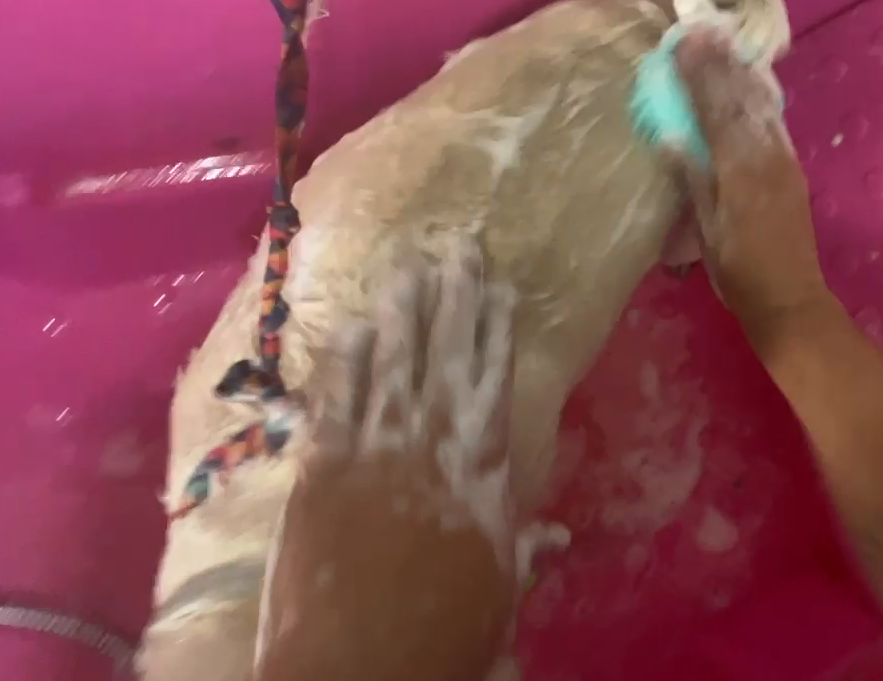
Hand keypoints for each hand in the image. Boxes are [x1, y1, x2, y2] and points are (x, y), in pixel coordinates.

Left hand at [253, 249, 516, 680]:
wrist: (357, 675)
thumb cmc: (444, 629)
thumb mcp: (500, 589)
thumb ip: (525, 549)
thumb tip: (561, 535)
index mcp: (482, 464)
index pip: (495, 376)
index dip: (499, 327)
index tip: (502, 284)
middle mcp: (432, 441)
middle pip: (448, 352)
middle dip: (455, 296)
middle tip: (459, 246)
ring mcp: (374, 450)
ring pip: (392, 361)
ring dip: (401, 309)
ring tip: (406, 262)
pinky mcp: (321, 469)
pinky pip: (335, 400)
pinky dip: (342, 360)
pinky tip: (349, 323)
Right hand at [671, 28, 833, 348]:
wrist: (791, 297)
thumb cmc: (738, 271)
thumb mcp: (706, 231)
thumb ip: (692, 181)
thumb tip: (670, 137)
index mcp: (740, 171)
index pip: (716, 112)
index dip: (701, 74)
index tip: (686, 42)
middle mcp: (767, 157)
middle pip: (742, 100)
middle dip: (722, 63)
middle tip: (705, 28)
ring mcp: (785, 160)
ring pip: (763, 106)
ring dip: (743, 73)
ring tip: (726, 43)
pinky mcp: (793, 168)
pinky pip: (775, 122)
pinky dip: (760, 96)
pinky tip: (752, 82)